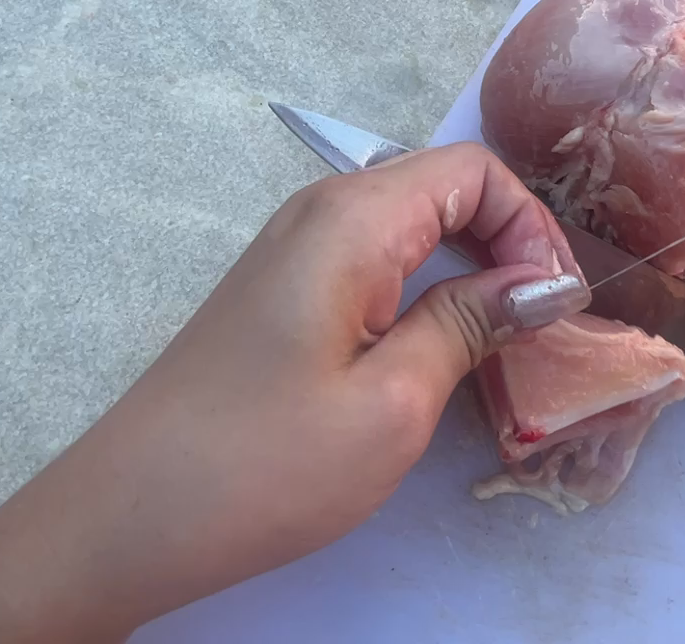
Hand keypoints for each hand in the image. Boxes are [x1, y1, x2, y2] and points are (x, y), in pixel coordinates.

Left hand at [0, 143, 587, 643]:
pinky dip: (429, 277)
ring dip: (471, 260)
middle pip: (445, 185)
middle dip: (507, 238)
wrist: (130, 514)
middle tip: (540, 318)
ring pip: (415, 217)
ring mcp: (300, 241)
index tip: (554, 299)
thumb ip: (472, 321)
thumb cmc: (267, 462)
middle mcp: (325, 207)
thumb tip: (545, 282)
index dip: (528, 223)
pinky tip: (442, 331)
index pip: (472, 170)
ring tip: (503, 329)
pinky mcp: (290, 279)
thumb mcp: (393, 400)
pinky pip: (380, 249)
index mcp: (354, 217)